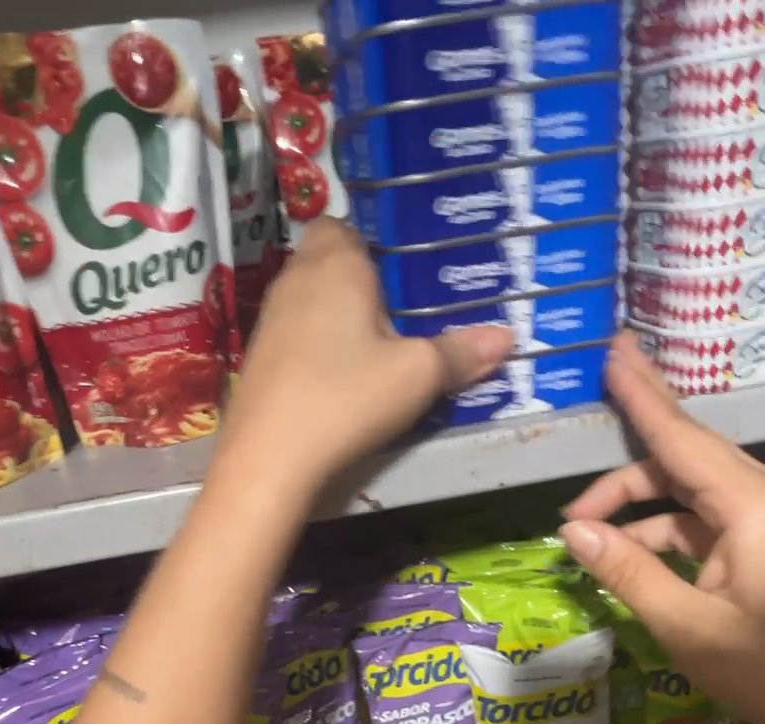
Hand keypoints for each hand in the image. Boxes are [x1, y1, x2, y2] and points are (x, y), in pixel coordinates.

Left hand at [218, 220, 510, 488]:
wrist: (269, 458)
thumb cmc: (347, 398)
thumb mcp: (418, 376)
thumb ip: (461, 353)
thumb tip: (507, 338)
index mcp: (336, 263)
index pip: (344, 224)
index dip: (371, 242)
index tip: (402, 273)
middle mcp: (296, 279)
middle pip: (326, 259)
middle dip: (358, 278)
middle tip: (399, 310)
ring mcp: (269, 319)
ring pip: (309, 297)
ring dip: (336, 313)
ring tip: (374, 347)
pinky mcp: (257, 358)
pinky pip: (294, 333)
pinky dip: (316, 343)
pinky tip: (338, 377)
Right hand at [558, 333, 764, 723]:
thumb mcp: (691, 628)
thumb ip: (629, 573)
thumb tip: (573, 532)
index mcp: (755, 505)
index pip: (681, 436)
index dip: (642, 394)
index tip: (614, 350)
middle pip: (681, 463)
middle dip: (622, 482)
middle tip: (570, 507)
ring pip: (691, 496)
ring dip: (640, 514)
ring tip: (591, 544)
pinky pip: (708, 522)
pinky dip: (668, 535)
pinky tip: (635, 559)